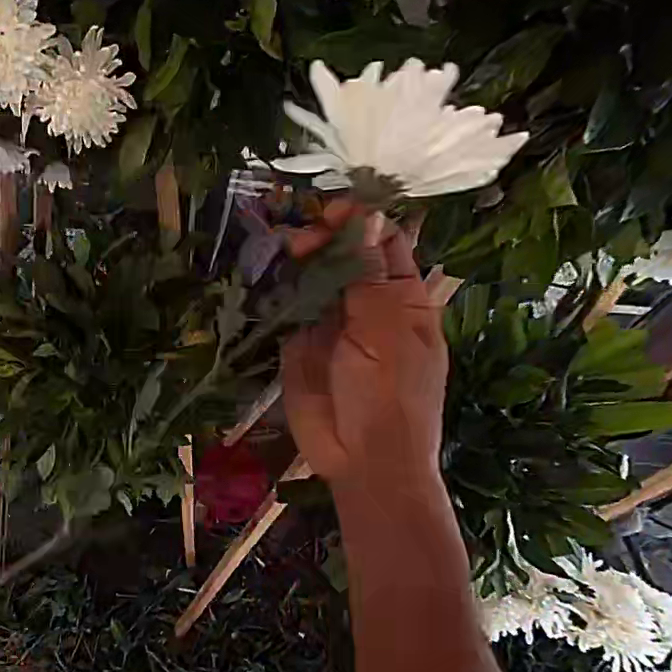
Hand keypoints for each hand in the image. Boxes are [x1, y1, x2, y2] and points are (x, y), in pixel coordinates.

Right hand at [281, 199, 455, 492]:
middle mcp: (365, 303)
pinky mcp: (299, 344)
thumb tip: (368, 218)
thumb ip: (370, 276)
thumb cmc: (390, 396)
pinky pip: (288, 308)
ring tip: (283, 253)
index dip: (360, 221)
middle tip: (300, 241)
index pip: (384, 242)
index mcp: (402, 297)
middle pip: (343, 255)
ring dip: (298, 260)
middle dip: (323, 238)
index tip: (332, 211)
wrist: (362, 460)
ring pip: (312, 278)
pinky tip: (268, 279)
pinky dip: (277, 290)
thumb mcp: (386, 331)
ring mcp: (330, 324)